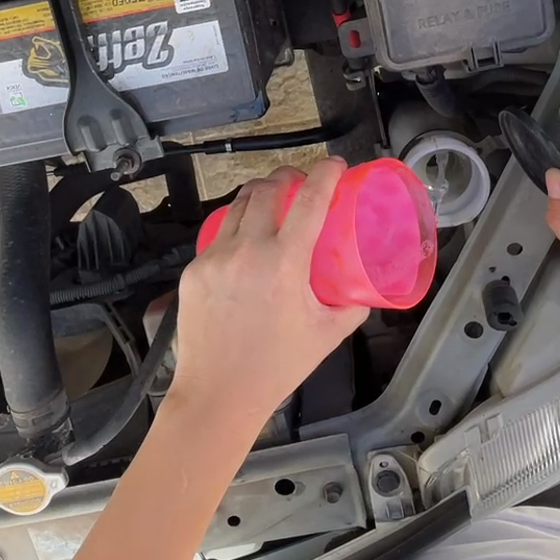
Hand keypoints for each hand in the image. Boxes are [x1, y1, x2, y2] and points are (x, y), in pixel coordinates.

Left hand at [168, 159, 369, 428]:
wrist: (218, 395)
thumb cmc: (275, 368)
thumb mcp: (327, 335)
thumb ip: (351, 306)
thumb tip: (364, 288)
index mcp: (284, 263)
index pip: (309, 200)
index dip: (325, 173)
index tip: (334, 164)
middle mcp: (247, 251)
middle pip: (267, 189)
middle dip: (287, 176)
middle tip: (300, 182)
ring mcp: (215, 258)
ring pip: (238, 204)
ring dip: (259, 194)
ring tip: (271, 201)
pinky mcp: (194, 269)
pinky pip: (217, 235)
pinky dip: (235, 228)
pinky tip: (244, 240)